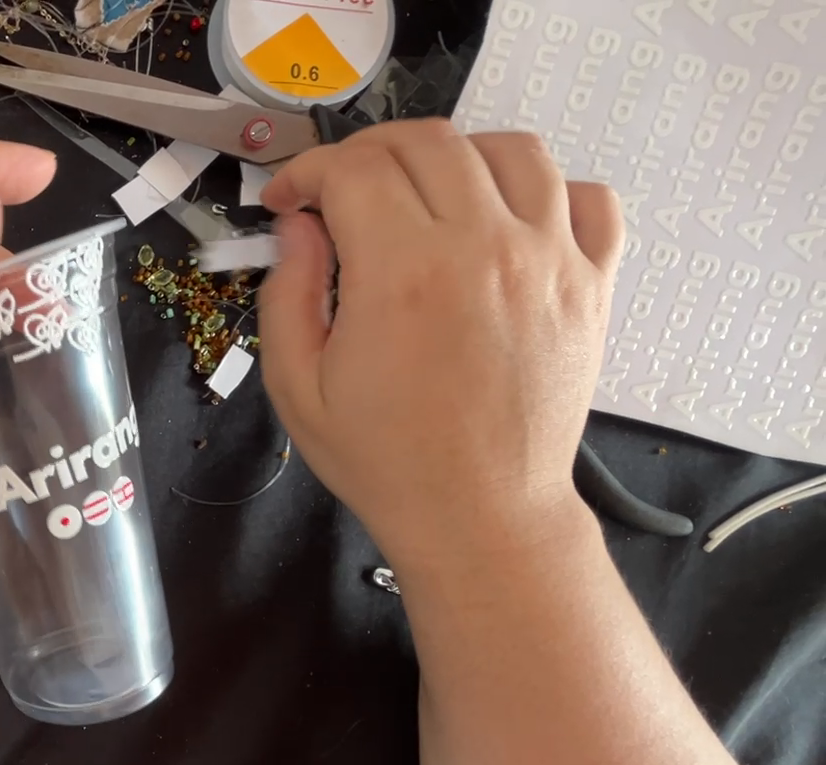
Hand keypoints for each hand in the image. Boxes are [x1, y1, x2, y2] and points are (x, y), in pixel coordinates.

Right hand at [257, 120, 621, 571]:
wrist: (474, 508)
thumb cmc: (375, 455)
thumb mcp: (295, 386)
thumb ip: (288, 295)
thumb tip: (299, 229)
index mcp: (400, 276)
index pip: (353, 172)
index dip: (306, 173)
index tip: (285, 202)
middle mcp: (483, 247)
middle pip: (426, 143)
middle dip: (363, 154)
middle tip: (331, 194)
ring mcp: (550, 257)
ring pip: (507, 148)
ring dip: (445, 157)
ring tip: (410, 198)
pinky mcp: (592, 278)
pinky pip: (580, 192)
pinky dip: (532, 186)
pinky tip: (492, 221)